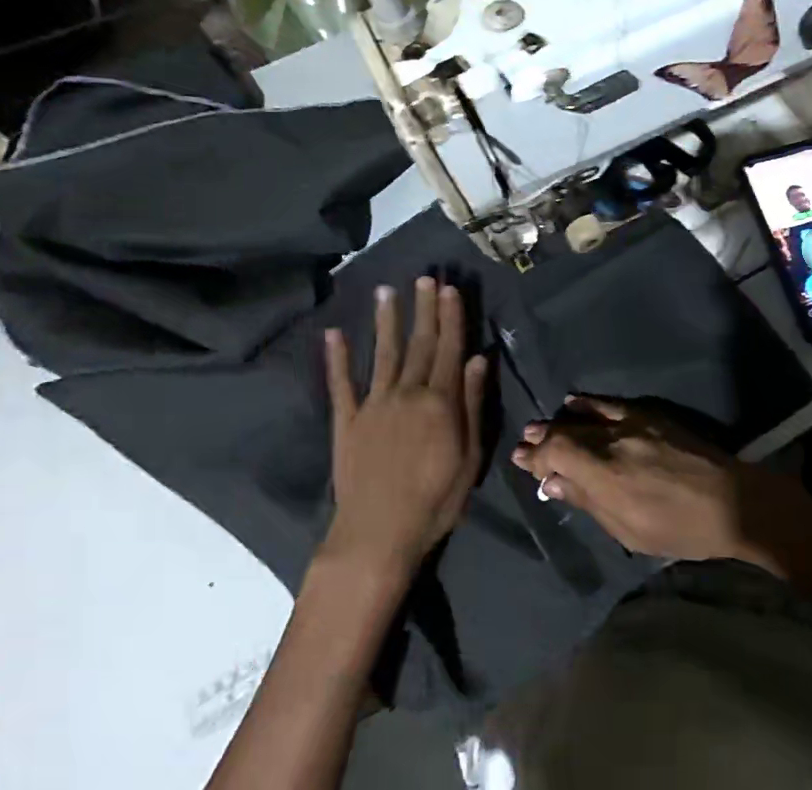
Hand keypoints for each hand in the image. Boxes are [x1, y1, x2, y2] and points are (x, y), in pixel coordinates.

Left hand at [321, 279, 487, 570]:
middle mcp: (406, 393)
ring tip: (386, 291)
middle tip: (424, 278)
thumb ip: (471, 404)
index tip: (450, 289)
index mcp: (440, 402)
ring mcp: (372, 405)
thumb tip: (476, 359)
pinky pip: (340, 384)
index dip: (450, 318)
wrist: (378, 533)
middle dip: (423, 309)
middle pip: (418, 344)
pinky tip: (334, 334)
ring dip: (386, 321)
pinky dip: (337, 358)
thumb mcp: (469, 456)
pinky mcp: (346, 421)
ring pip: (383, 353)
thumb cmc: (435, 500)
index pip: (448, 349)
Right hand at [509, 397, 804, 571]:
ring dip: (558, 421)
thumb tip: (553, 484)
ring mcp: (633, 424)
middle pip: (565, 433)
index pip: (556, 453)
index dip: (536, 457)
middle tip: (523, 444)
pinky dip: (588, 403)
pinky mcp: (651, 415)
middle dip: (540, 439)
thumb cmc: (679, 528)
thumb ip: (588, 502)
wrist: (732, 500)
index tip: (522, 461)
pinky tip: (572, 403)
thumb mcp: (629, 531)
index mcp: (606, 475)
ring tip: (539, 426)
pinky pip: (611, 404)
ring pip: (584, 416)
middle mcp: (614, 442)